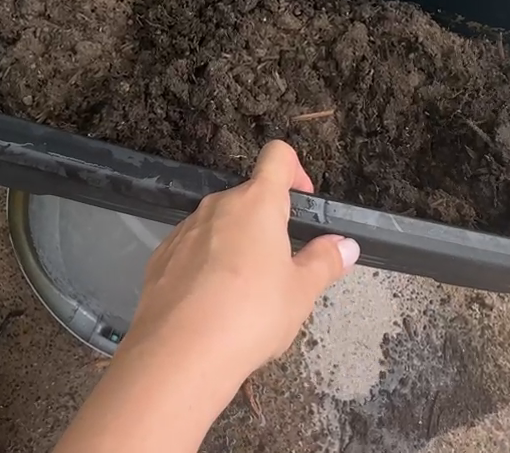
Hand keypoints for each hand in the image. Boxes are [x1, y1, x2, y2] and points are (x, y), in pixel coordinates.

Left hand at [52, 141, 357, 452]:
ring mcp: (186, 228)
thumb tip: (347, 244)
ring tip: (244, 296)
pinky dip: (206, 265)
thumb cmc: (250, 315)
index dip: (294, 169)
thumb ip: (324, 262)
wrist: (177, 352)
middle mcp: (218, 205)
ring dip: (236, 246)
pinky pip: (193, 249)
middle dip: (267, 225)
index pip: (277, 157)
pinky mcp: (162, 255)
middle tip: (280, 270)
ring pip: (220, 225)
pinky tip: (210, 305)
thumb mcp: (300, 293)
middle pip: (249, 199)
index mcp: (256, 203)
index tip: (303, 199)